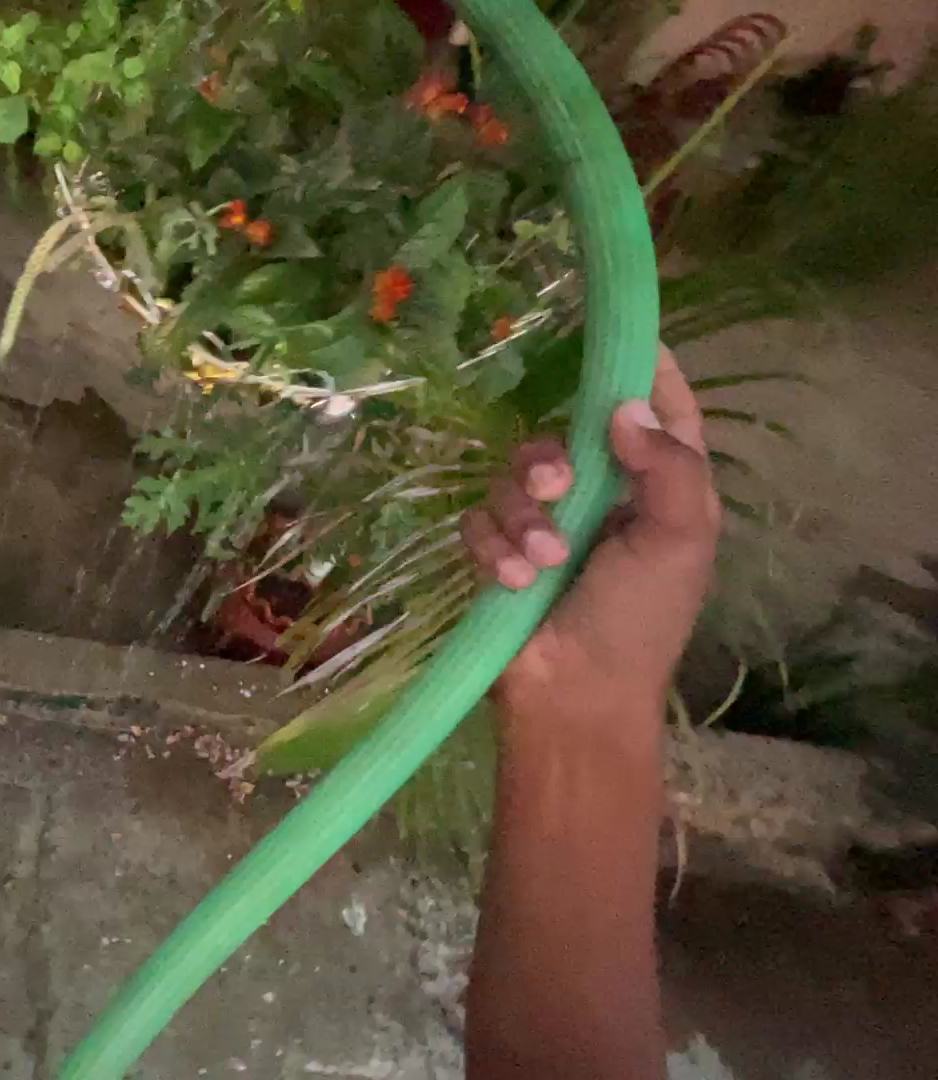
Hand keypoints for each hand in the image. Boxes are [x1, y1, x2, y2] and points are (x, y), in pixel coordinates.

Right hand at [460, 346, 721, 739]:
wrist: (571, 688)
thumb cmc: (638, 618)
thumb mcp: (676, 541)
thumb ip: (666, 469)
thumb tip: (624, 408)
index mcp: (657, 490)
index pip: (658, 415)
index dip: (643, 375)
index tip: (622, 338)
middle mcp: (597, 498)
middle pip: (561, 440)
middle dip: (548, 463)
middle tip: (553, 489)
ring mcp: (540, 524)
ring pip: (508, 482)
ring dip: (521, 522)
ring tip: (536, 567)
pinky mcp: (493, 549)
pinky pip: (476, 522)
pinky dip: (491, 549)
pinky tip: (509, 580)